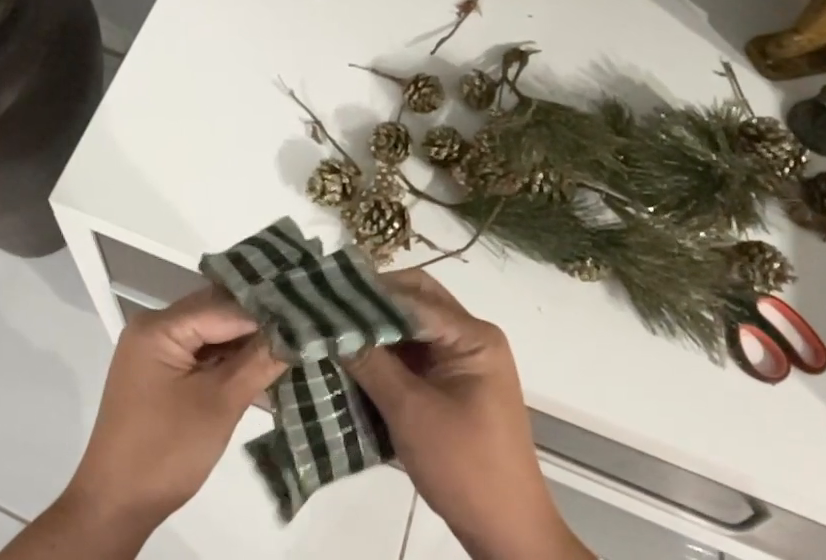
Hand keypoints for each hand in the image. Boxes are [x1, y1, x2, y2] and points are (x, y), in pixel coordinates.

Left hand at [64, 286, 286, 528]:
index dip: (266, 311)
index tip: (309, 314)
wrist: (117, 503)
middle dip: (258, 323)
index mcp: (159, 327)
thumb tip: (297, 331)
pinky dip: (228, 360)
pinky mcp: (159, 372)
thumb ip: (259, 362)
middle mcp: (153, 328)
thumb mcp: (220, 404)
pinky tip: (263, 365)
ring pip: (210, 333)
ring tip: (293, 344)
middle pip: (215, 313)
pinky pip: (200, 353)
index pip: (223, 306)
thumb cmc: (166, 451)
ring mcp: (154, 350)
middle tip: (305, 328)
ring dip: (246, 342)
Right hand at [348, 270, 592, 559]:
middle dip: (368, 306)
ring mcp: (461, 363)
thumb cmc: (464, 467)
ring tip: (328, 334)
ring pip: (408, 329)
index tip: (320, 297)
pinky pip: (411, 357)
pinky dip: (382, 357)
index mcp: (472, 336)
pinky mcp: (451, 386)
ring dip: (373, 331)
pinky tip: (349, 364)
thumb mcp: (410, 411)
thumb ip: (369, 361)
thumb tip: (327, 323)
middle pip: (412, 303)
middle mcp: (469, 339)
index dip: (365, 293)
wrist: (506, 530)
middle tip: (323, 312)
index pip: (411, 295)